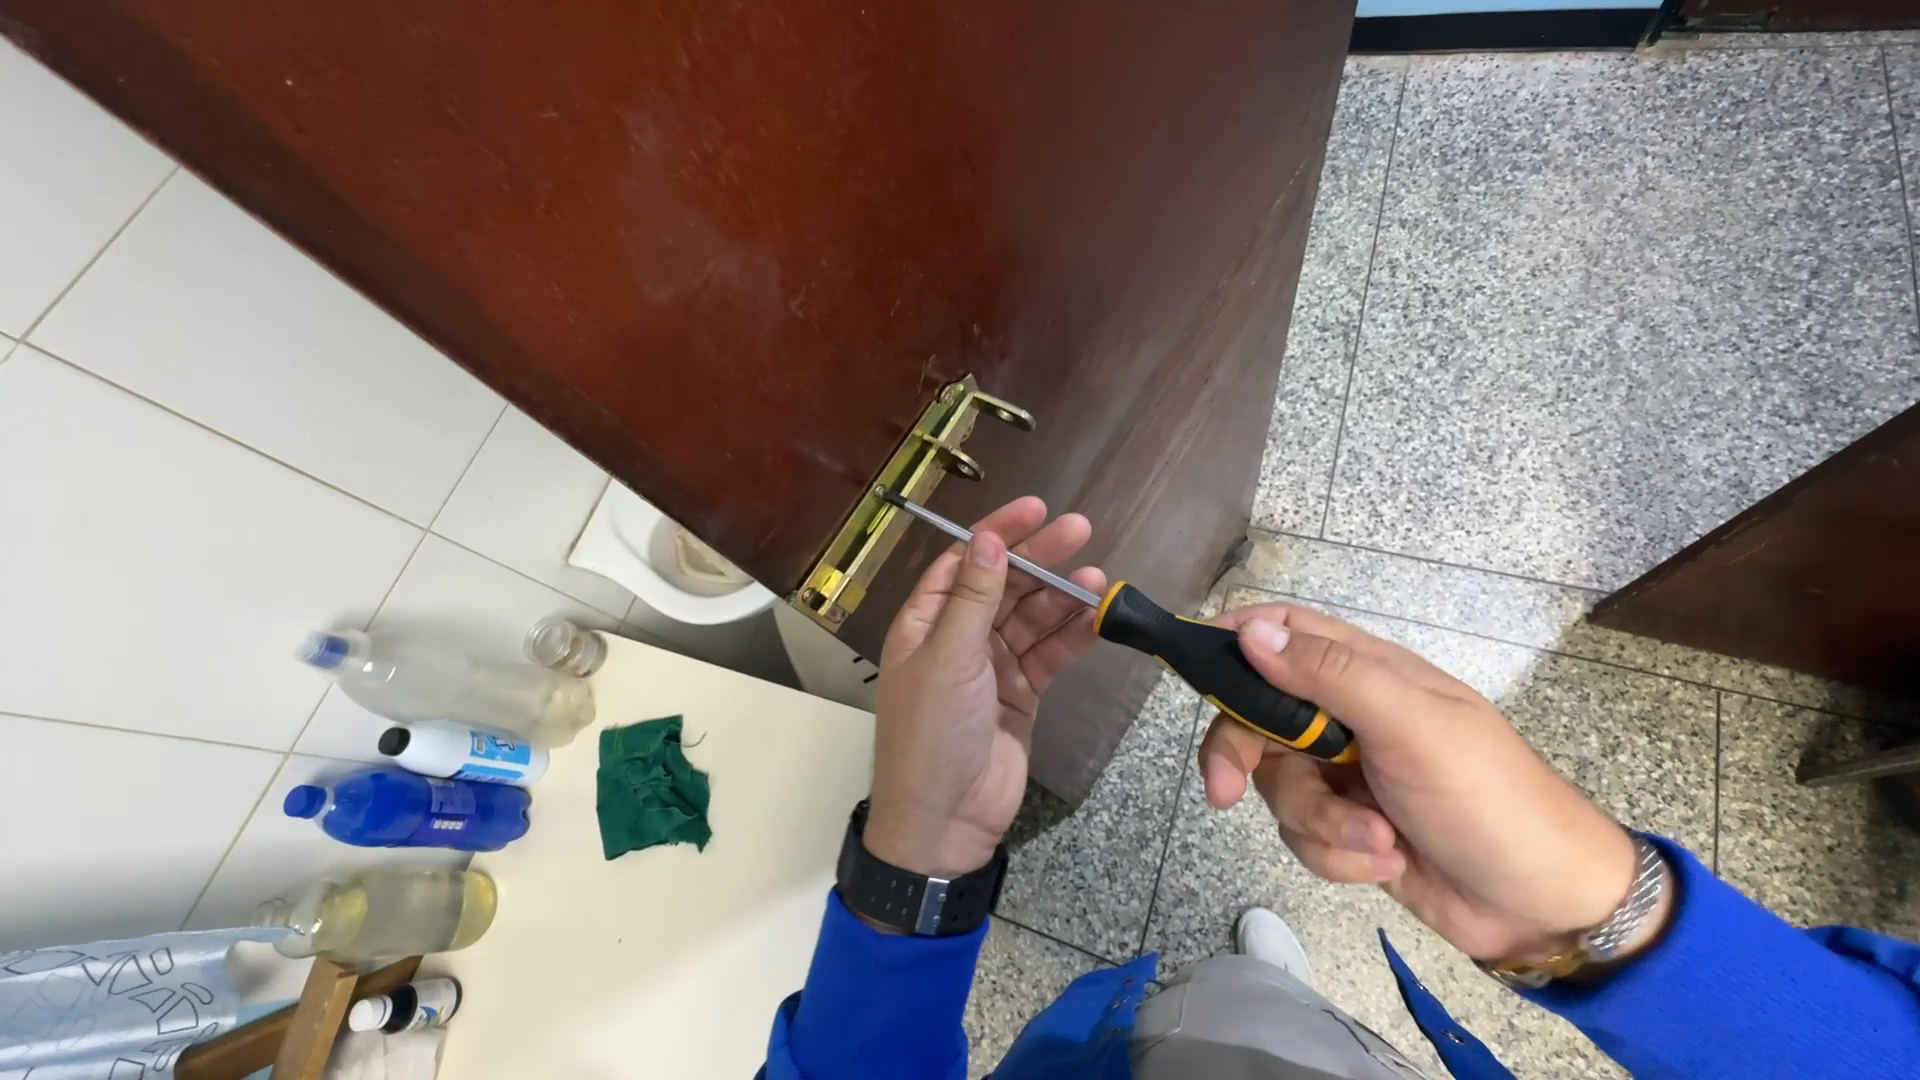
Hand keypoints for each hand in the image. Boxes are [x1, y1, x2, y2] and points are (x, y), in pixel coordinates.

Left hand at [865, 496, 1106, 879]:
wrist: (947, 821)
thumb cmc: (932, 733)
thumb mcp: (948, 659)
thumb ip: (972, 599)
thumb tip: (987, 541)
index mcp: (927, 622)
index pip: (964, 562)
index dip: (998, 533)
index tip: (1035, 509)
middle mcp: (958, 636)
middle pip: (1003, 584)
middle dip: (1039, 558)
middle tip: (1080, 530)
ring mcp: (992, 665)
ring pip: (1031, 617)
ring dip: (1061, 596)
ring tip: (1097, 577)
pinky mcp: (1022, 693)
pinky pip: (1050, 654)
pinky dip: (1072, 636)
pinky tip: (1097, 617)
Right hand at [1198, 602, 1649, 963]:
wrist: (1546, 909)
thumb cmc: (1488, 798)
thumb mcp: (1413, 726)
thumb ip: (1330, 674)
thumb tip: (1248, 632)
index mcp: (1363, 672)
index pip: (1283, 630)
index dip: (1233, 638)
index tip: (1189, 665)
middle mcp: (1342, 715)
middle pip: (1252, 715)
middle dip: (1240, 756)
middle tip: (1224, 790)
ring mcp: (1340, 772)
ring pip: (1275, 784)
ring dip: (1320, 821)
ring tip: (1377, 840)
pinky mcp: (1342, 824)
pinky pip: (1300, 832)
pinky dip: (1336, 853)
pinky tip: (1384, 860)